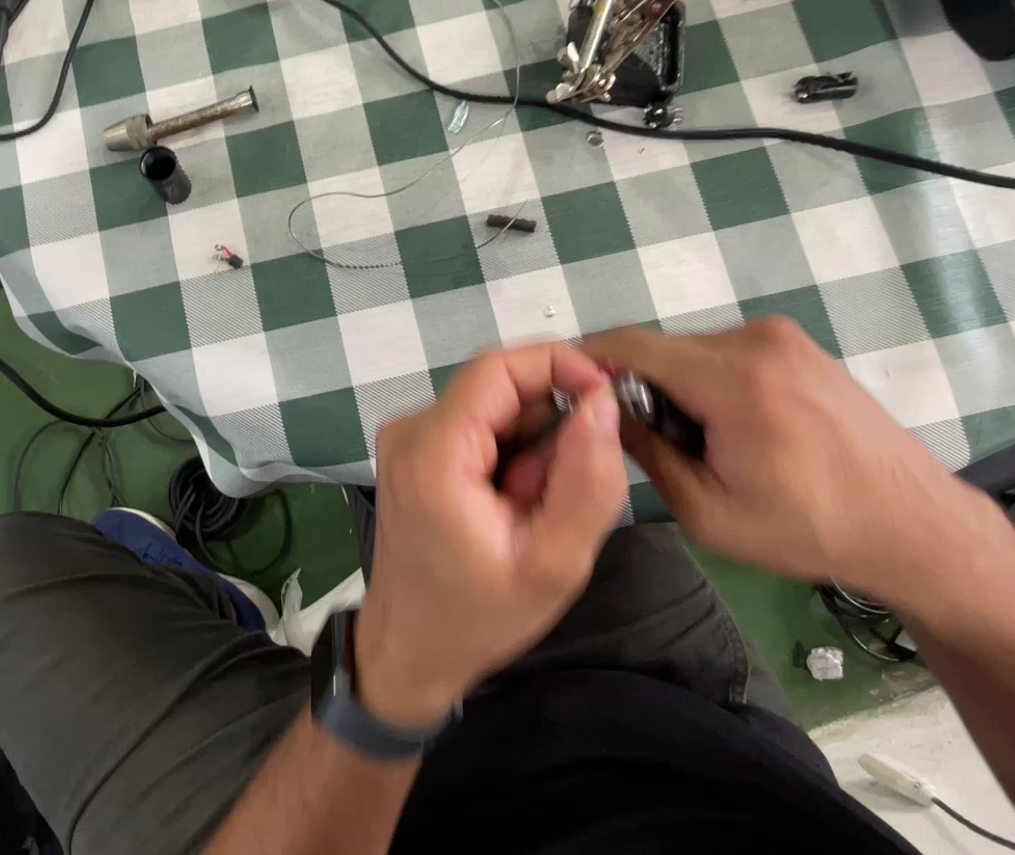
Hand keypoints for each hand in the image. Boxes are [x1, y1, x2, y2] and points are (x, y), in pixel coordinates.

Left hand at [358, 343, 629, 728]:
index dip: (558, 364)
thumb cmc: (478, 617)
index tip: (607, 397)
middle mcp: (410, 429)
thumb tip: (603, 401)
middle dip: (549, 425)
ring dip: (532, 447)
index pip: (497, 367)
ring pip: (494, 409)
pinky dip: (510, 456)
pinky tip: (512, 507)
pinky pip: (479, 428)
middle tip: (565, 491)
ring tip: (533, 510)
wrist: (410, 649)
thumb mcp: (554, 562)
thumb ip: (588, 480)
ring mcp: (407, 438)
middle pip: (498, 388)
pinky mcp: (414, 451)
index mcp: (433, 450)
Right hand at [580, 318, 1014, 609]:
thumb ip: (644, 451)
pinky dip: (706, 383)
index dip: (586, 362)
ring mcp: (781, 336)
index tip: (561, 393)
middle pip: (659, 349)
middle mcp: (756, 339)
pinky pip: (722, 353)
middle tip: (640, 441)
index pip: (630, 344)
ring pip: (689, 351)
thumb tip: (598, 412)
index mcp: (734, 378)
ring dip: (672, 387)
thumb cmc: (808, 529)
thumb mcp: (706, 510)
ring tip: (696, 442)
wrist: (915, 527)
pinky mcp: (796, 345)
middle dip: (635, 387)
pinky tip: (730, 428)